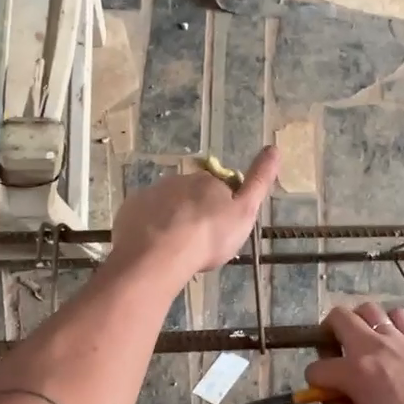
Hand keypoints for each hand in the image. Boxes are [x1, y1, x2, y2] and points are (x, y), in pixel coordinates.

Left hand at [110, 146, 278, 277]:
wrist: (158, 255)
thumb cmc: (208, 236)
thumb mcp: (244, 212)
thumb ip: (259, 181)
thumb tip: (274, 148)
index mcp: (207, 181)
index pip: (218, 188)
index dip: (221, 208)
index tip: (220, 231)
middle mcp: (178, 180)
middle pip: (190, 196)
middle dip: (195, 213)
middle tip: (199, 244)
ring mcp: (151, 194)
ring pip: (166, 206)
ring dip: (172, 221)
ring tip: (176, 251)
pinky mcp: (129, 210)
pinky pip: (144, 217)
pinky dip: (149, 229)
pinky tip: (154, 249)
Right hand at [304, 304, 403, 403]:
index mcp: (355, 373)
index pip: (317, 370)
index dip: (316, 387)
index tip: (331, 403)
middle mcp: (373, 347)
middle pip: (337, 318)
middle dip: (327, 337)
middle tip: (336, 362)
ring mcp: (399, 340)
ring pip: (368, 310)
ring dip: (358, 324)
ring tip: (360, 348)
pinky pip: (399, 317)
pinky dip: (390, 323)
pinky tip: (392, 345)